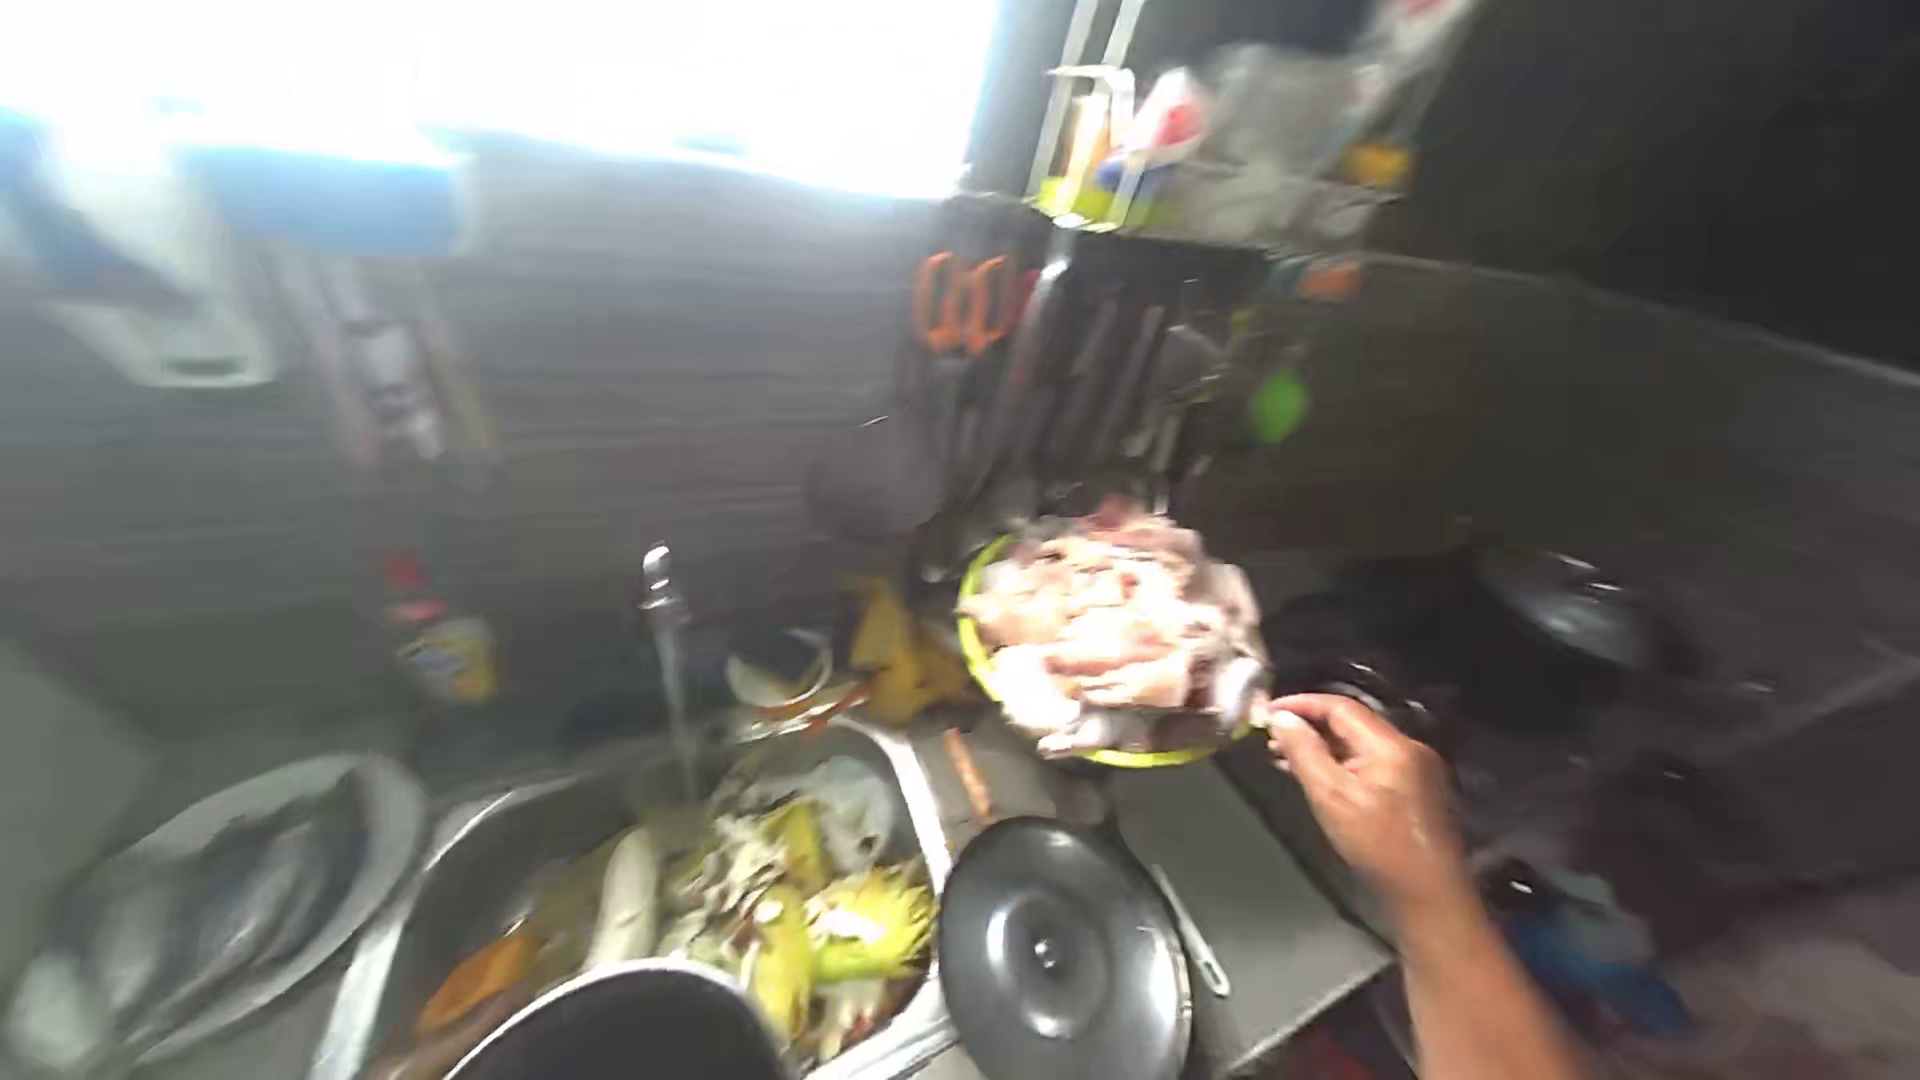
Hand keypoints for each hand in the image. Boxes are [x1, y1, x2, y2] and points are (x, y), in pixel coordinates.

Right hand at [1261, 693, 1469, 912]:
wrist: (1429, 900)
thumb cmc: (1377, 845)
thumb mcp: (1329, 794)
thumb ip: (1303, 750)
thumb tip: (1281, 718)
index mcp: (1391, 746)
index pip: (1339, 706)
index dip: (1300, 703)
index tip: (1268, 712)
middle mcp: (1407, 749)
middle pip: (1349, 722)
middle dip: (1307, 725)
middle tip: (1272, 737)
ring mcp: (1413, 769)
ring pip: (1356, 742)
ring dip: (1319, 745)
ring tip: (1283, 756)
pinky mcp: (1412, 789)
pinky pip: (1367, 761)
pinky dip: (1337, 761)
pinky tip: (1313, 774)